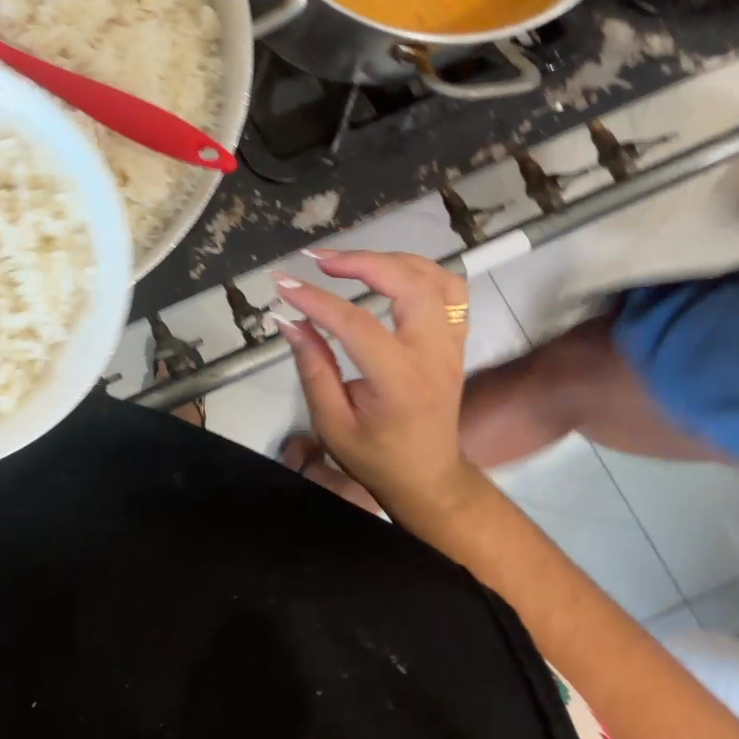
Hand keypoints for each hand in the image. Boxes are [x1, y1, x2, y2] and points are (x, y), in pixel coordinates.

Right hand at [270, 250, 479, 518]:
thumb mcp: (331, 422)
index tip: (282, 284)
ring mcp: (452, 345)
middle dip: (361, 263)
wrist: (428, 478)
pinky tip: (387, 271)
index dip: (316, 300)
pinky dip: (420, 271)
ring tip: (349, 261)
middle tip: (318, 260)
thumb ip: (312, 368)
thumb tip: (288, 320)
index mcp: (401, 382)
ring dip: (392, 260)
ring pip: (437, 279)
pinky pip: (450, 291)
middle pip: (410, 286)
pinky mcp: (456, 341)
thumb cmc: (374, 457)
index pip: (356, 324)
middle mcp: (434, 356)